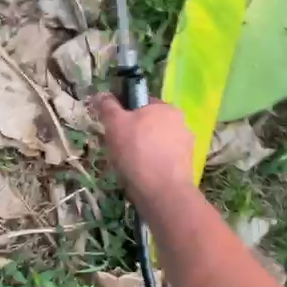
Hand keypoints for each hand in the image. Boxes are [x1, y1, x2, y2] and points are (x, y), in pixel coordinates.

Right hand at [90, 93, 197, 208]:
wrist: (162, 193)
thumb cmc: (137, 151)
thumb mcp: (115, 124)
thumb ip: (108, 106)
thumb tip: (101, 94)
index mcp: (166, 108)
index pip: (141, 103)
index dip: (124, 112)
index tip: (113, 126)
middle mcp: (181, 124)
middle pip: (148, 124)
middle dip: (133, 133)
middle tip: (117, 145)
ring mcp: (185, 147)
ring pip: (155, 143)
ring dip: (142, 149)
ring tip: (127, 163)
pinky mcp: (185, 167)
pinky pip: (162, 159)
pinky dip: (151, 164)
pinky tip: (140, 174)